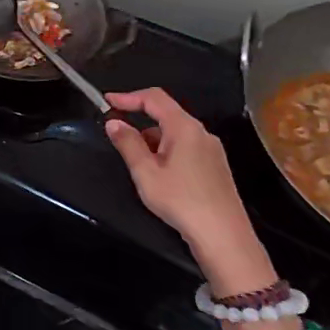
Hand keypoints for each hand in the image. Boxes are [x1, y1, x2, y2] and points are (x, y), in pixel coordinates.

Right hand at [105, 88, 277, 295]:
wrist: (222, 233)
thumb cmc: (180, 200)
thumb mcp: (145, 173)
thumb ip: (128, 144)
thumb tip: (114, 123)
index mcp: (184, 127)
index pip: (154, 98)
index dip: (128, 96)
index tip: (107, 100)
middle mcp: (201, 132)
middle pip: (166, 115)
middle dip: (140, 122)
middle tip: (118, 138)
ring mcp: (211, 149)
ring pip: (176, 134)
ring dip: (153, 141)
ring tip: (138, 165)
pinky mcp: (215, 166)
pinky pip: (186, 148)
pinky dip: (167, 152)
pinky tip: (160, 176)